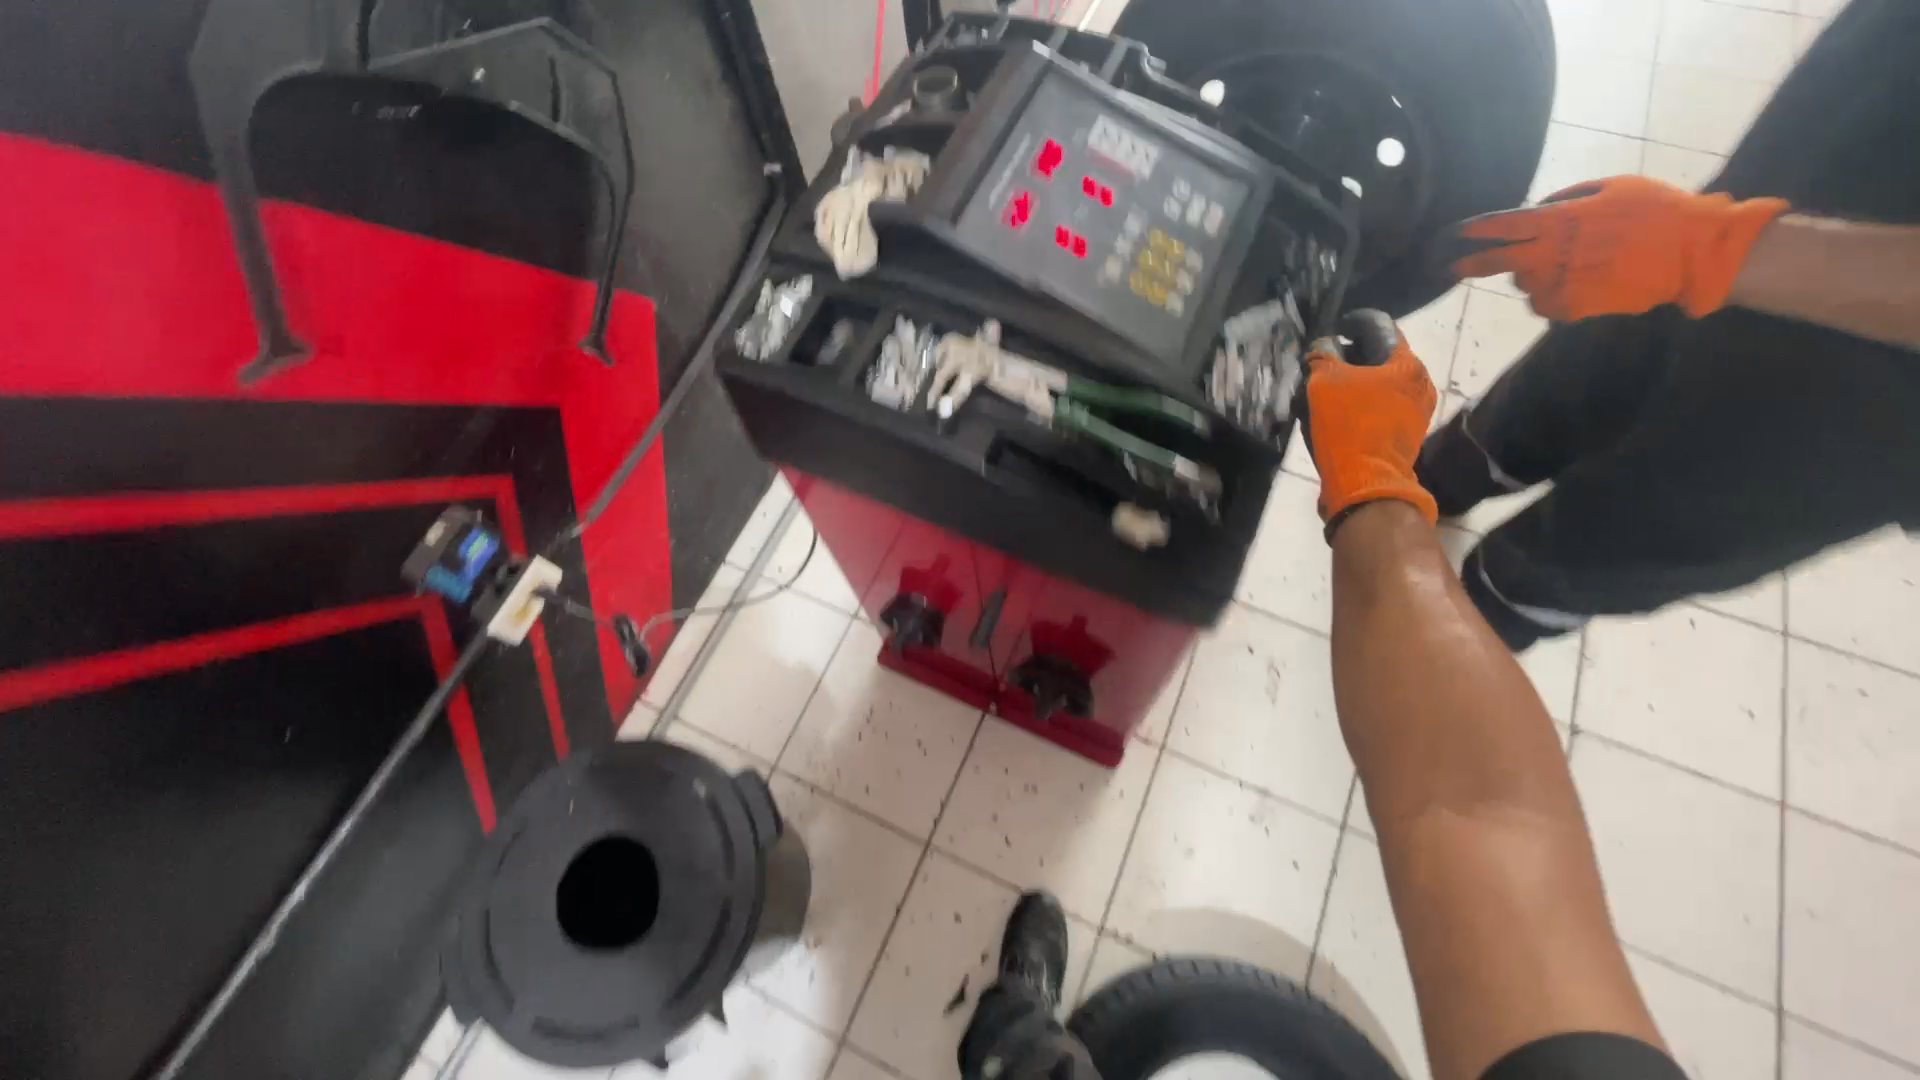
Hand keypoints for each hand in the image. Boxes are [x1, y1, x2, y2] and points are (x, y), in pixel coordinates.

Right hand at [1304, 310, 1438, 537]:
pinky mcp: (1405, 434)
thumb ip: (1323, 355)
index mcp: (1407, 364)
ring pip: (1382, 383)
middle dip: (1353, 354)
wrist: (1365, 484)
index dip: (1353, 322)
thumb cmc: (1348, 426)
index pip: (1380, 326)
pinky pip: (1382, 406)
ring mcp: (1416, 411)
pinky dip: (1362, 402)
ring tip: (1327, 388)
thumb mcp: (1325, 382)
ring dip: (1357, 380)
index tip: (1335, 326)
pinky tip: (1339, 411)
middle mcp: (1420, 383)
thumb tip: (1324, 346)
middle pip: (1382, 356)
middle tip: (1324, 359)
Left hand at [1447, 175, 1789, 319]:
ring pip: (1523, 283)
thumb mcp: (1614, 188)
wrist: (1695, 250)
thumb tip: (1536, 209)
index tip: (1450, 234)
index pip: (1504, 225)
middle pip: (1496, 261)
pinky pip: (1543, 303)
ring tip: (1569, 266)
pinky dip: (1551, 296)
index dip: (1473, 231)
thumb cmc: (1658, 211)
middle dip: (1469, 263)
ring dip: (1533, 276)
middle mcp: (1554, 251)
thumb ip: (1568, 198)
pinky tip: (1579, 284)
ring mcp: (1559, 281)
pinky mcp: (1568, 306)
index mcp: (1563, 219)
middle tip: (1452, 266)